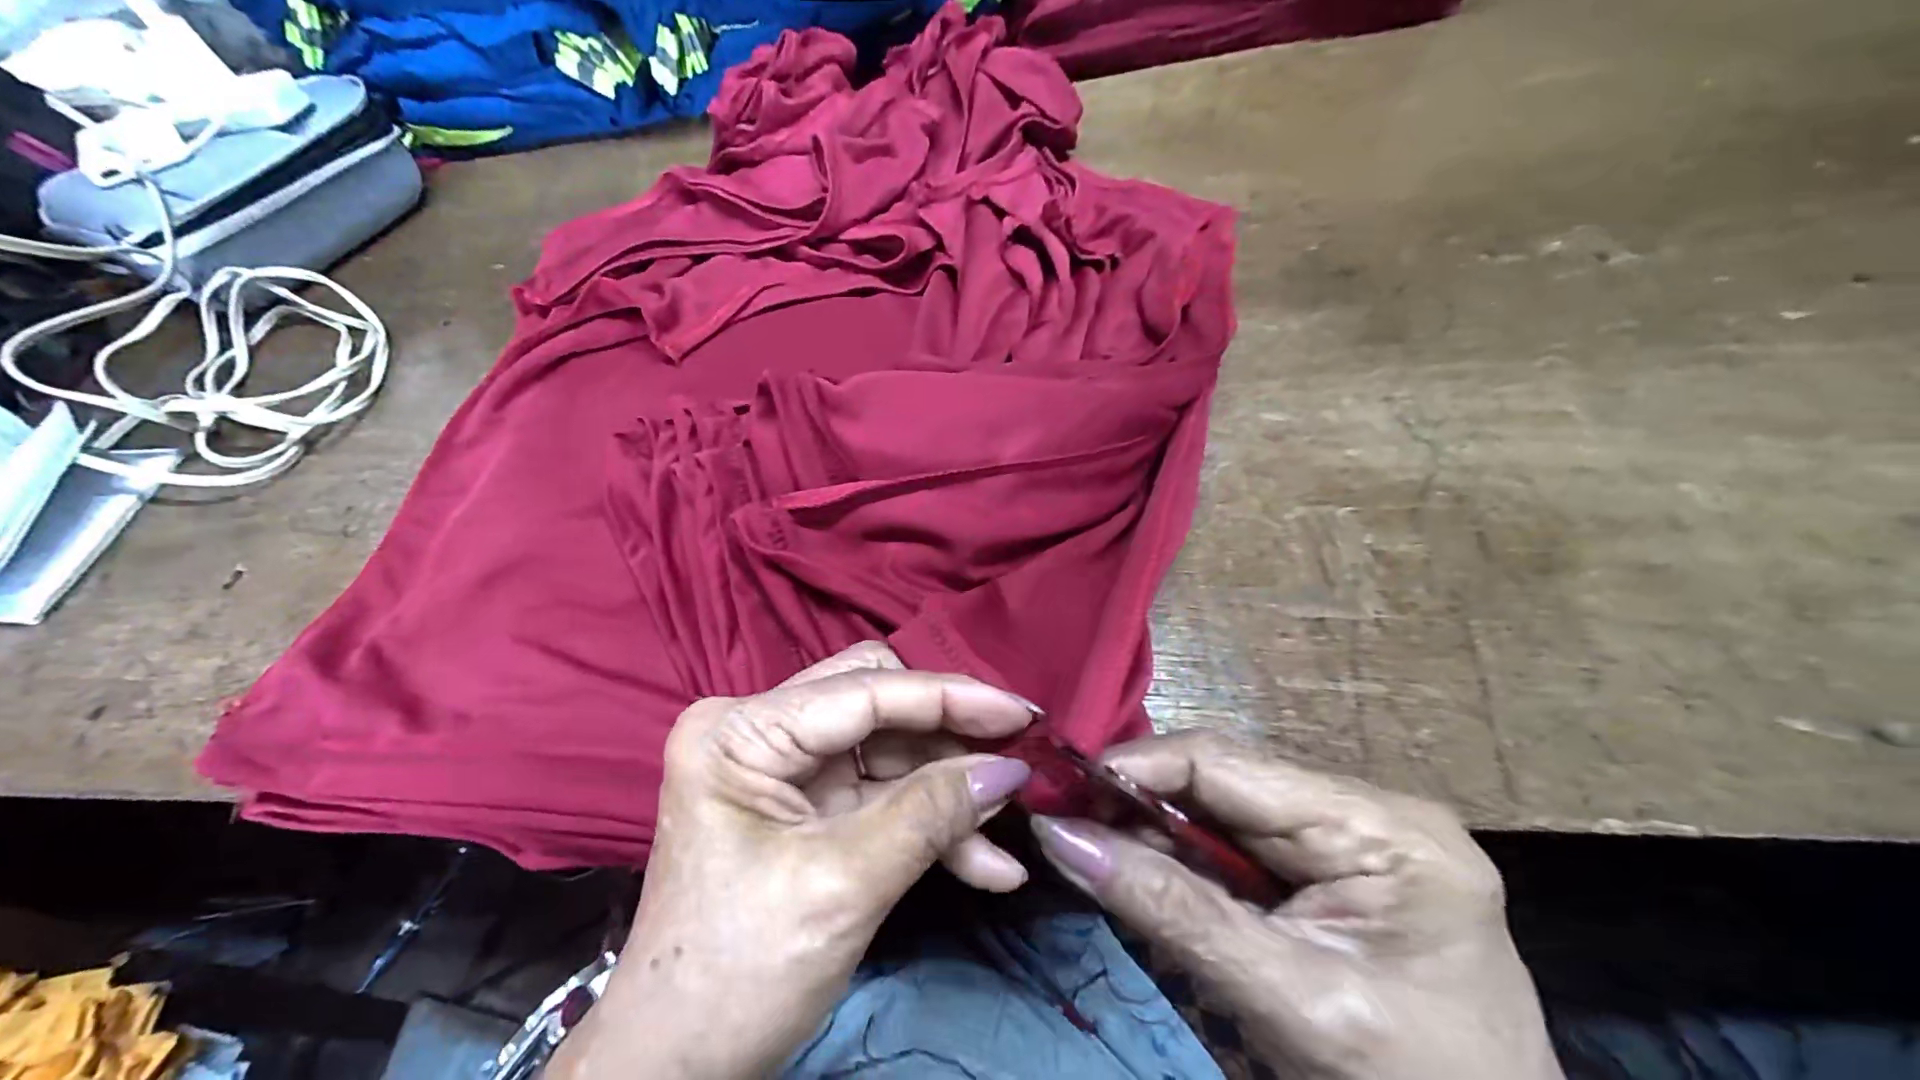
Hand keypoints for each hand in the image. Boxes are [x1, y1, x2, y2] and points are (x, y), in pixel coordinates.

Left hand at [547, 642, 1037, 1079]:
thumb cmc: (739, 974)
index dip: (950, 698)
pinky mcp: (808, 806)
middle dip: (948, 736)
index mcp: (741, 731)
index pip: (864, 691)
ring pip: (891, 749)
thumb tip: (1010, 768)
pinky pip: (884, 793)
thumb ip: (931, 814)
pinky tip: (985, 863)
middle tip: (1015, 759)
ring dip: (948, 789)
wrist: (678, 1069)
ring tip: (1008, 825)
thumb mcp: (844, 886)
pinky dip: (931, 823)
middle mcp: (759, 731)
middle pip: (879, 703)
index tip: (1022, 713)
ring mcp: (784, 769)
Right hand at [1030, 732, 1562, 1079]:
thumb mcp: (1287, 1003)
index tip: (1063, 795)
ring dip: (1158, 834)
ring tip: (1103, 861)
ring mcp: (1351, 840)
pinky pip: (1237, 847)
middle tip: (1072, 834)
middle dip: (1143, 805)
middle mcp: (1366, 812)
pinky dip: (1186, 863)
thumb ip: (1171, 910)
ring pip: (1221, 810)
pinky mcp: (1333, 871)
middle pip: (1223, 782)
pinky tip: (1155, 883)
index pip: (1229, 763)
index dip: (1137, 768)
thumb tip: (1060, 835)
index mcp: (1382, 827)